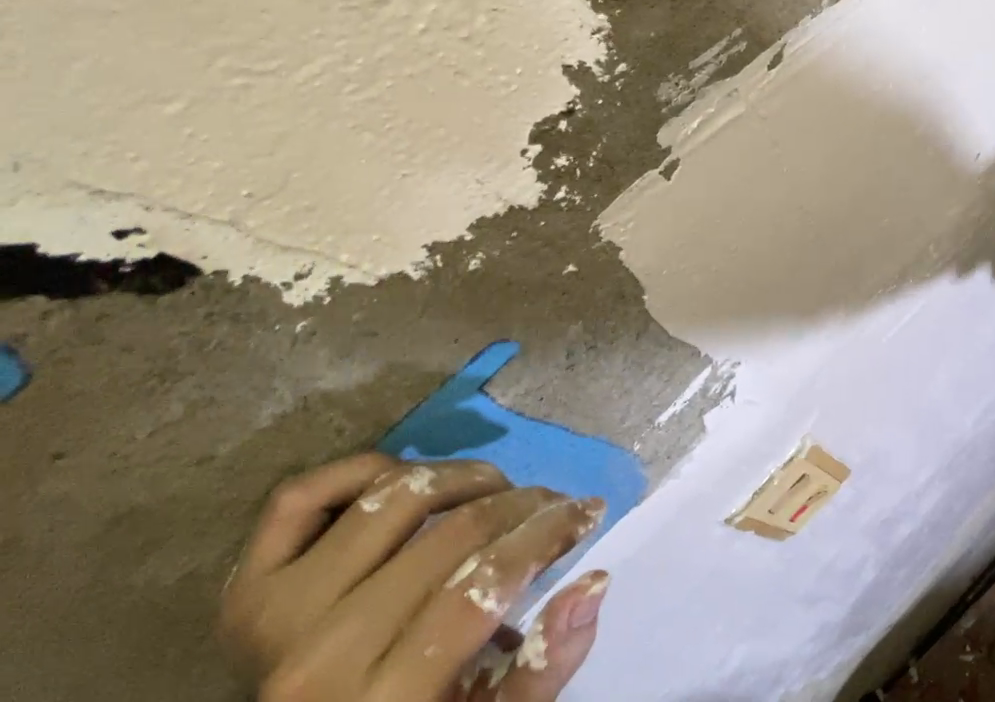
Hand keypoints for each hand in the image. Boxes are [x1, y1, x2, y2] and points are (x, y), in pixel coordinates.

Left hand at [220, 454, 610, 701]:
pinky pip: (302, 495)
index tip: (588, 511)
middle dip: (521, 505)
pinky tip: (411, 482)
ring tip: (495, 489)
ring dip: (459, 478)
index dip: (547, 536)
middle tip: (554, 502)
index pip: (482, 587)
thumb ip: (545, 667)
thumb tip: (594, 580)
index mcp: (385, 701)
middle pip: (446, 538)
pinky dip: (365, 470)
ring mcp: (271, 617)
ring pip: (387, 500)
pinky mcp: (244, 588)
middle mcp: (318, 655)